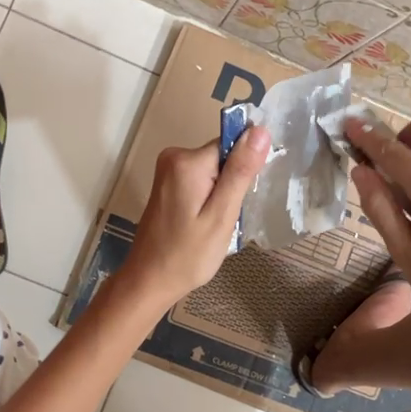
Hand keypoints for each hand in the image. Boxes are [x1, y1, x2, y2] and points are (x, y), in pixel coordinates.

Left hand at [120, 126, 270, 306]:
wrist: (150, 281)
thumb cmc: (188, 255)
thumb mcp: (221, 215)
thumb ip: (240, 171)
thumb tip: (260, 130)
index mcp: (187, 161)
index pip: (232, 146)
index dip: (244, 171)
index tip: (241, 199)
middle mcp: (174, 157)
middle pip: (222, 158)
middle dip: (232, 185)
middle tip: (227, 218)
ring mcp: (167, 171)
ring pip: (214, 171)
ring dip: (221, 195)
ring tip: (215, 224)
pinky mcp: (167, 184)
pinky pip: (201, 181)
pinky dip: (209, 199)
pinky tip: (204, 223)